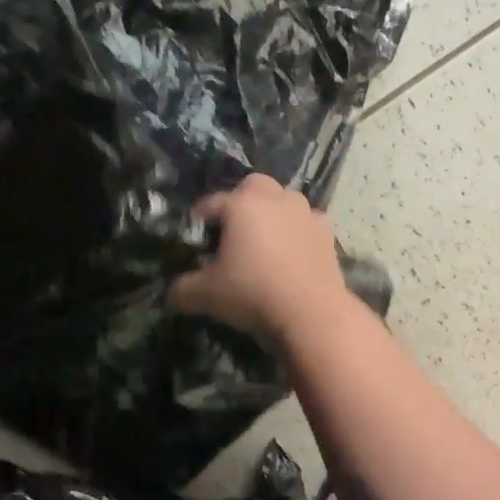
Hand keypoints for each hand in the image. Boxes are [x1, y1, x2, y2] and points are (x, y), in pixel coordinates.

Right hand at [168, 174, 352, 340]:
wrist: (310, 313)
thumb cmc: (252, 293)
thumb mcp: (205, 295)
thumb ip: (183, 289)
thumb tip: (173, 292)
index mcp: (241, 204)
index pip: (211, 203)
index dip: (198, 219)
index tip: (194, 237)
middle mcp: (274, 199)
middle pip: (253, 186)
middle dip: (240, 201)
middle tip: (231, 230)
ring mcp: (305, 212)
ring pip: (284, 200)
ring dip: (272, 212)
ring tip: (263, 240)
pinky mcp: (326, 232)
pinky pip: (306, 221)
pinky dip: (297, 230)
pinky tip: (292, 251)